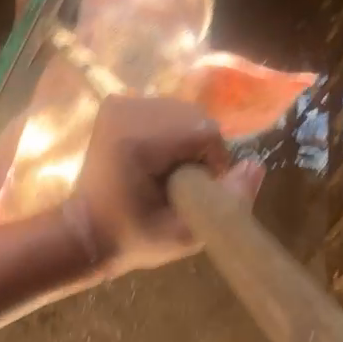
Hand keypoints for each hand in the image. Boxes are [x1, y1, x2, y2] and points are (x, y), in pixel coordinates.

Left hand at [62, 95, 264, 271]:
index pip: (205, 133)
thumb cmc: (133, 238)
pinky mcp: (117, 104)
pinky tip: (152, 161)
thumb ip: (226, 203)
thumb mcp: (184, 234)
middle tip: (180, 186)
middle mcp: (127, 110)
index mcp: (138, 139)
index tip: (193, 193)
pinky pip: (165, 112)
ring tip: (165, 174)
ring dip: (185, 142)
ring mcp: (120, 103)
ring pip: (183, 113)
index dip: (211, 164)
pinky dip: (169, 134)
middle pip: (196, 118)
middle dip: (198, 151)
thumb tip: (256, 166)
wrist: (86, 232)